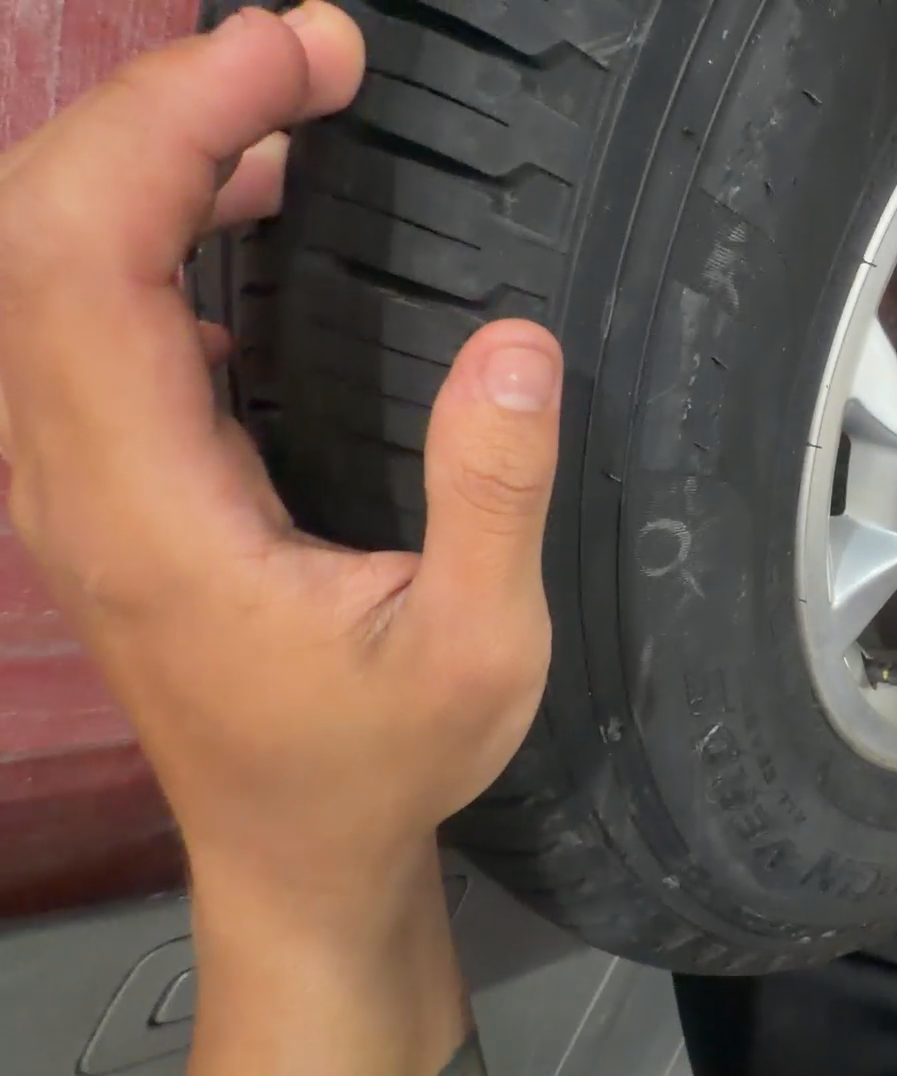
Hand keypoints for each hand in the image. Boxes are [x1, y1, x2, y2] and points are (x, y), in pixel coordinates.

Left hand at [0, 4, 559, 909]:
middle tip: (306, 60)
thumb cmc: (389, 756)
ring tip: (287, 125)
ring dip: (162, 169)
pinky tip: (258, 241)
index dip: (180, 125)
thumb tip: (518, 347)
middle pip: (43, 233)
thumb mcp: (478, 639)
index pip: (90, 253)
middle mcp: (83, 475)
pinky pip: (103, 328)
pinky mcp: (133, 494)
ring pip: (56, 273)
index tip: (298, 59)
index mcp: (155, 505)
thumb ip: (491, 493)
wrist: (305, 844)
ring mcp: (95, 483)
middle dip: (167, 112)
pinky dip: (168, 245)